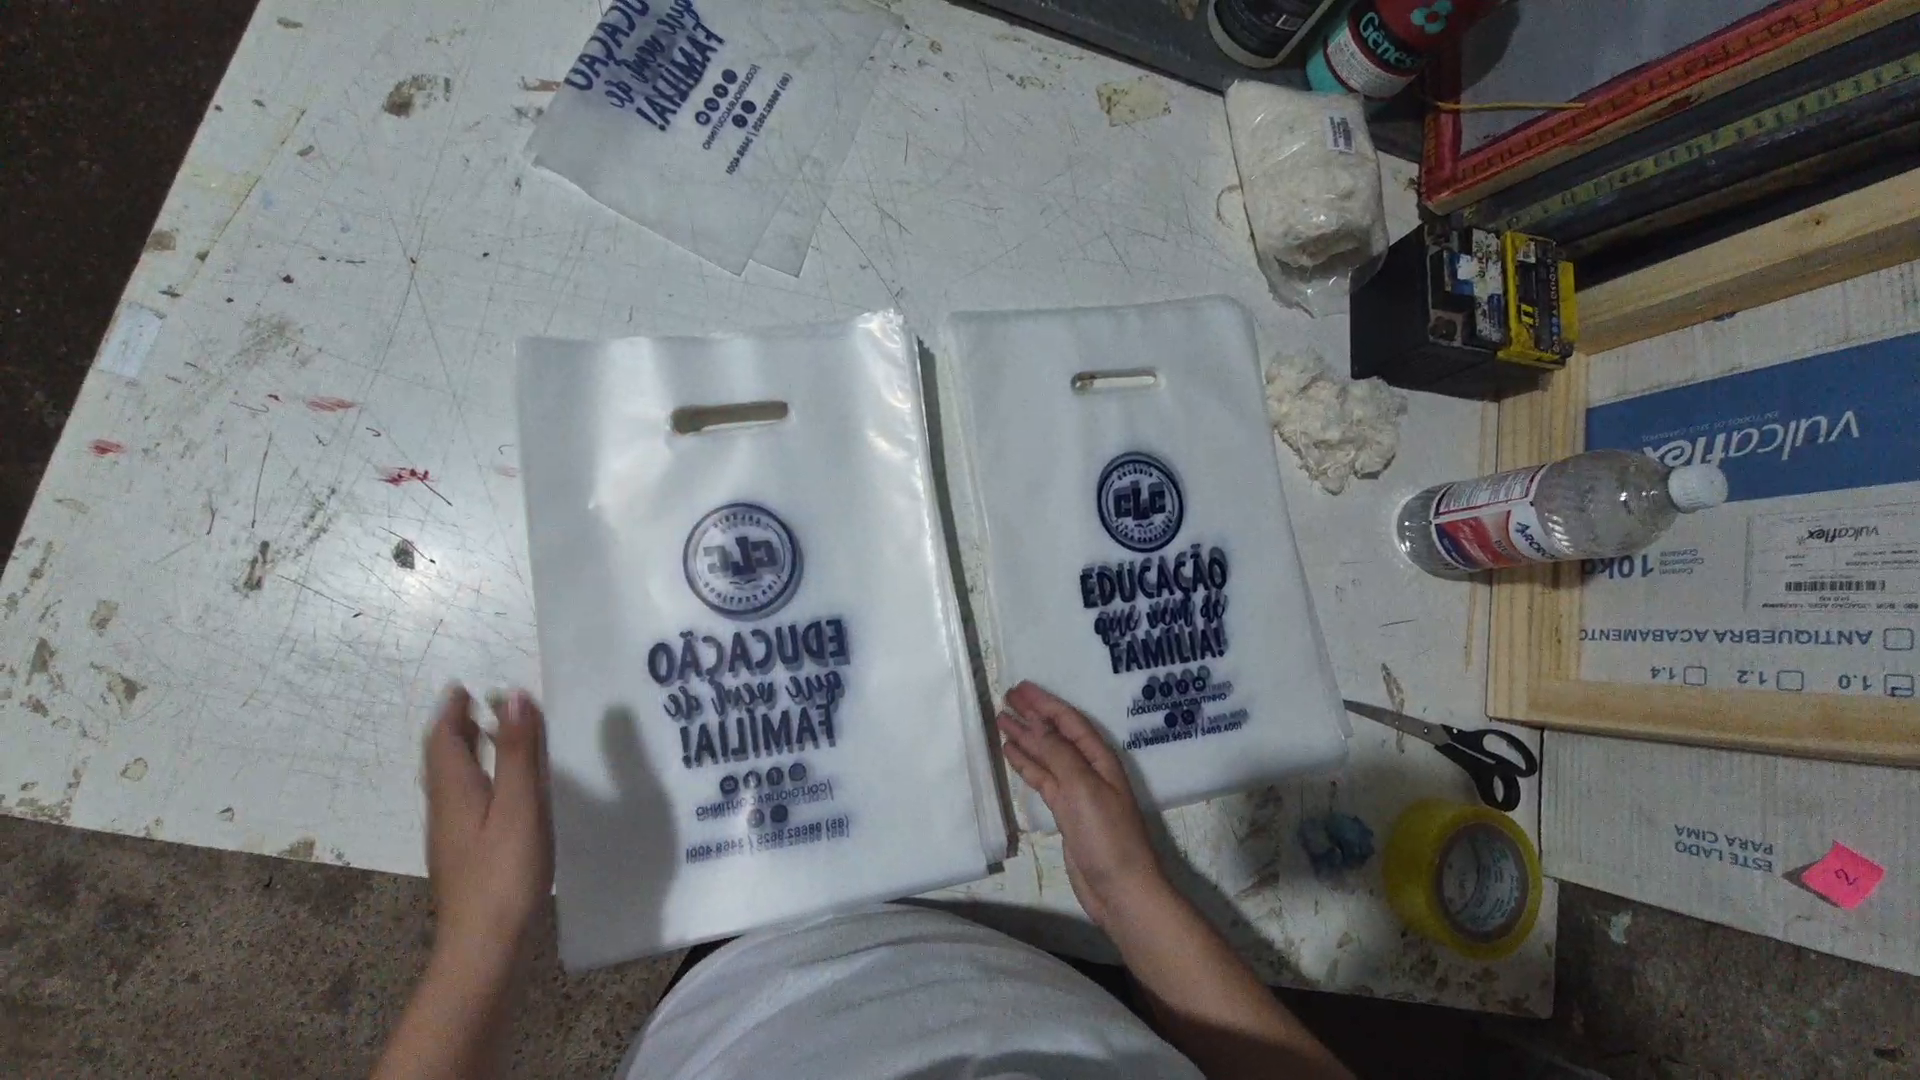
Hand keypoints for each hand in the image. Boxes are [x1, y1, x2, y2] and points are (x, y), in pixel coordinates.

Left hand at [423, 684, 553, 963]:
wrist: (484, 944)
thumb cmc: (504, 871)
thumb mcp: (520, 805)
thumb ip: (519, 751)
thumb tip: (514, 695)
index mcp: (455, 792)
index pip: (443, 740)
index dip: (451, 711)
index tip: (461, 686)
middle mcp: (445, 809)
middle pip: (442, 759)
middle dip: (455, 728)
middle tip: (475, 704)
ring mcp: (452, 835)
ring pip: (451, 781)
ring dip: (465, 752)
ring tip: (488, 736)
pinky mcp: (465, 854)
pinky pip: (464, 800)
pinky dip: (476, 777)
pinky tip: (498, 790)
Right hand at [997, 681, 1169, 927]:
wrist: (1120, 889)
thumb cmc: (1107, 835)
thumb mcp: (1083, 788)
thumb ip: (1058, 754)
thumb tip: (1036, 722)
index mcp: (1099, 758)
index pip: (1068, 720)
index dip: (1045, 702)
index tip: (1020, 687)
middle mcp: (1088, 769)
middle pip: (1056, 733)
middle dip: (1033, 715)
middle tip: (1006, 697)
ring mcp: (1076, 790)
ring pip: (1046, 754)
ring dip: (1025, 737)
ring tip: (1001, 719)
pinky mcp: (1064, 811)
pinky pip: (1041, 777)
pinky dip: (1025, 764)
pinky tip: (1010, 752)